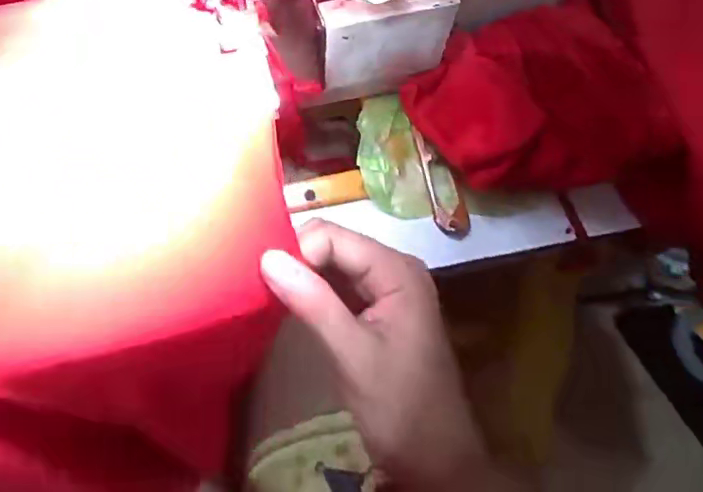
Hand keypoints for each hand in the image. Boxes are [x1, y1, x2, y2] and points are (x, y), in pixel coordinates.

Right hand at [260, 220, 511, 491]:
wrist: (438, 467)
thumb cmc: (401, 410)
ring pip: (332, 263)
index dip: (298, 251)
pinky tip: (293, 303)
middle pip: (333, 244)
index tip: (268, 279)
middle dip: (298, 259)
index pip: (333, 236)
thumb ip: (312, 302)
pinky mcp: (378, 307)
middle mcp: (393, 267)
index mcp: (396, 270)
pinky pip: (339, 284)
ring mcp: (387, 287)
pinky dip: (314, 290)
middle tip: (264, 284)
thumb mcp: (353, 355)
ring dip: (303, 275)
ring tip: (271, 292)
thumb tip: (267, 256)